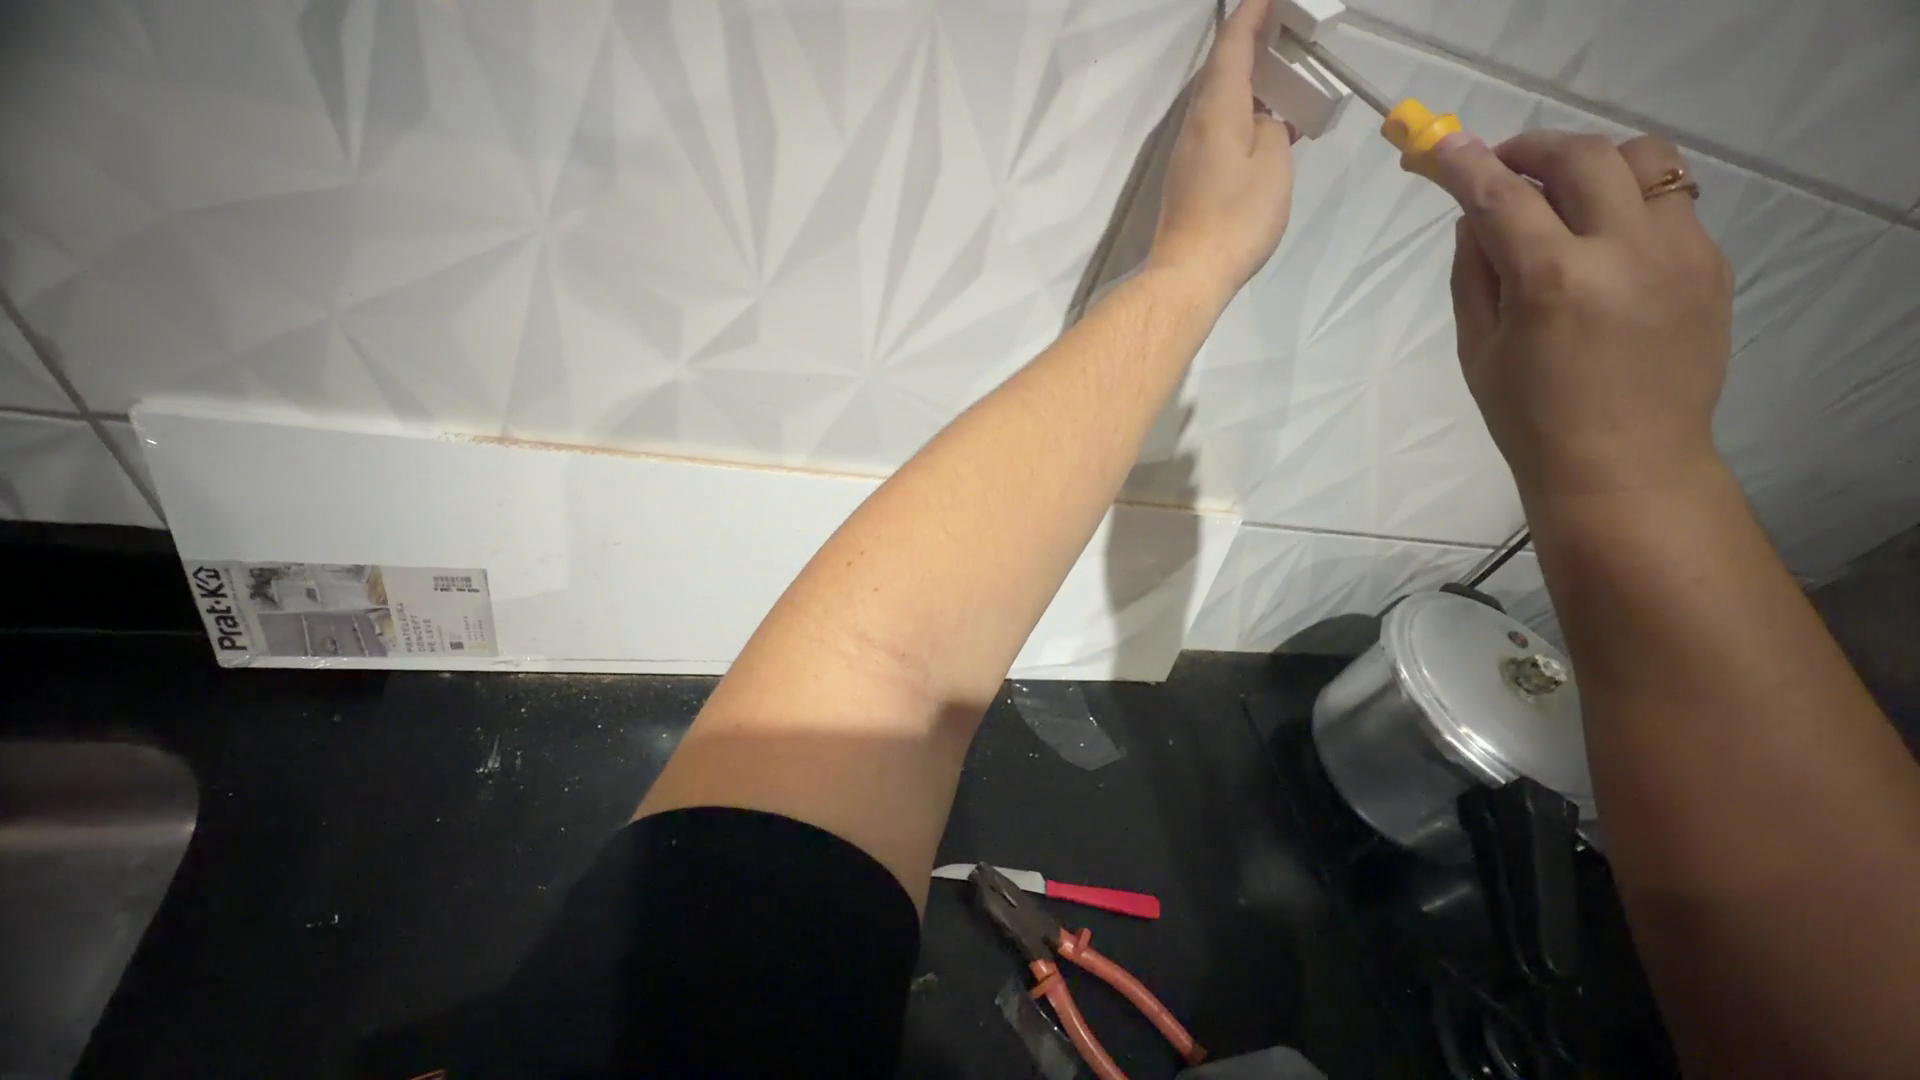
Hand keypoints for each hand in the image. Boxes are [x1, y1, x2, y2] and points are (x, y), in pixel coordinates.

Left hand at [1146, 0, 1294, 299]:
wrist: (1189, 274)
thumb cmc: (1235, 219)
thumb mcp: (1272, 165)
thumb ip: (1272, 130)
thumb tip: (1262, 123)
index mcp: (1217, 110)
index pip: (1232, 45)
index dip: (1251, 14)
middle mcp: (1195, 125)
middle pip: (1221, 71)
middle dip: (1252, 44)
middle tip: (1286, 31)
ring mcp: (1188, 154)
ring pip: (1219, 103)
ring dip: (1249, 83)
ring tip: (1284, 76)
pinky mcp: (1188, 179)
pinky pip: (1218, 131)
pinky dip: (1243, 116)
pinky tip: (1266, 127)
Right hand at [1432, 130, 1733, 508]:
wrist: (1625, 464)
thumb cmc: (1529, 418)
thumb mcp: (1479, 349)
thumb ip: (1475, 273)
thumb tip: (1476, 217)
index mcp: (1552, 281)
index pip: (1501, 197)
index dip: (1463, 165)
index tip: (1436, 145)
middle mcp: (1624, 250)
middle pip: (1581, 156)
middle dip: (1530, 150)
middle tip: (1500, 167)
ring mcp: (1680, 251)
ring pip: (1642, 159)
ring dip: (1590, 163)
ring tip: (1560, 195)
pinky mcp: (1711, 262)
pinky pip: (1668, 202)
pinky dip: (1625, 202)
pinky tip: (1601, 242)